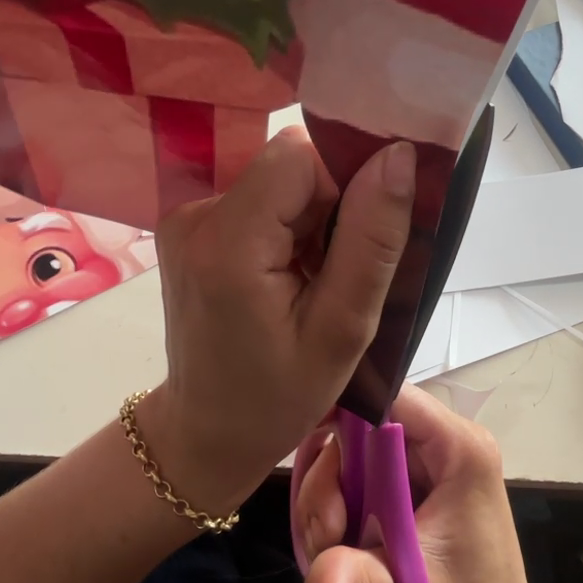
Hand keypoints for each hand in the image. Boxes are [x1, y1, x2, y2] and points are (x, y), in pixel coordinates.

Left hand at [140, 127, 416, 514]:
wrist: (207, 427)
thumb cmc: (276, 397)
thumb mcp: (342, 330)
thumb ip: (372, 240)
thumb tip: (398, 155)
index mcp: (227, 242)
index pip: (299, 157)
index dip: (342, 186)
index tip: (356, 242)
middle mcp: (194, 216)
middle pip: (286, 167)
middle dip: (325, 208)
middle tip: (332, 276)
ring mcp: (185, 219)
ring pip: (275, 182)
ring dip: (306, 222)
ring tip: (307, 284)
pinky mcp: (188, 227)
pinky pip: (255, 200)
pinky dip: (281, 229)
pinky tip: (284, 279)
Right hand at [296, 384, 543, 582]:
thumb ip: (359, 581)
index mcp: (458, 448)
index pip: (386, 395)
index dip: (339, 409)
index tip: (305, 447)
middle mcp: (442, 441)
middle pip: (357, 426)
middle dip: (328, 480)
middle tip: (327, 534)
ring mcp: (423, 459)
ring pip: (348, 450)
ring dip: (325, 498)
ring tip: (332, 547)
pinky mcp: (408, 479)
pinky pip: (355, 470)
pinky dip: (335, 503)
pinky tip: (337, 541)